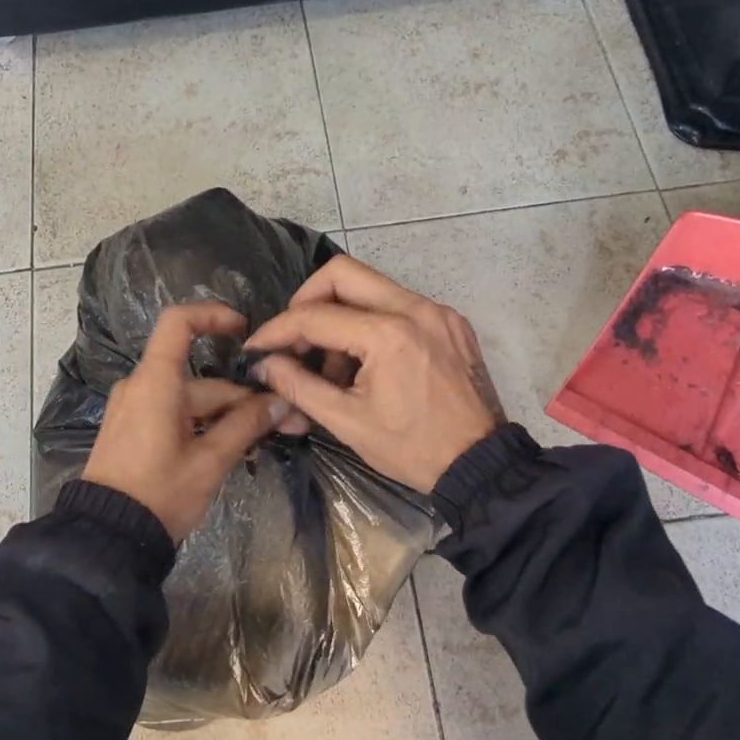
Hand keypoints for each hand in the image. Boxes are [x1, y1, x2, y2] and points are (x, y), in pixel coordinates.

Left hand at [83, 302, 287, 541]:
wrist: (107, 538)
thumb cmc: (159, 494)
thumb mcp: (209, 461)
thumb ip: (247, 426)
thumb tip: (282, 402)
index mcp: (156, 382)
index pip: (179, 323)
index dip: (213, 315)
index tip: (245, 331)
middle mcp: (142, 387)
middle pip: (202, 379)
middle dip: (244, 398)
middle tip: (286, 419)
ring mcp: (135, 409)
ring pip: (193, 401)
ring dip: (228, 417)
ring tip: (266, 441)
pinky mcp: (134, 431)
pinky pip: (177, 416)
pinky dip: (205, 426)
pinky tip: (234, 449)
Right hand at [245, 256, 503, 492]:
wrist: (483, 467)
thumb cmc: (412, 450)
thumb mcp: (348, 422)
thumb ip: (298, 385)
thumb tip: (262, 364)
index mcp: (388, 334)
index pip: (315, 315)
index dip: (277, 330)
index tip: (257, 347)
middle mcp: (415, 308)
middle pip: (343, 273)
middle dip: (307, 300)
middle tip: (294, 336)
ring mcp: (437, 311)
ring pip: (372, 286)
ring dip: (341, 315)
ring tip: (334, 365)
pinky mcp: (450, 321)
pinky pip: (398, 304)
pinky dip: (372, 323)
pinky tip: (367, 363)